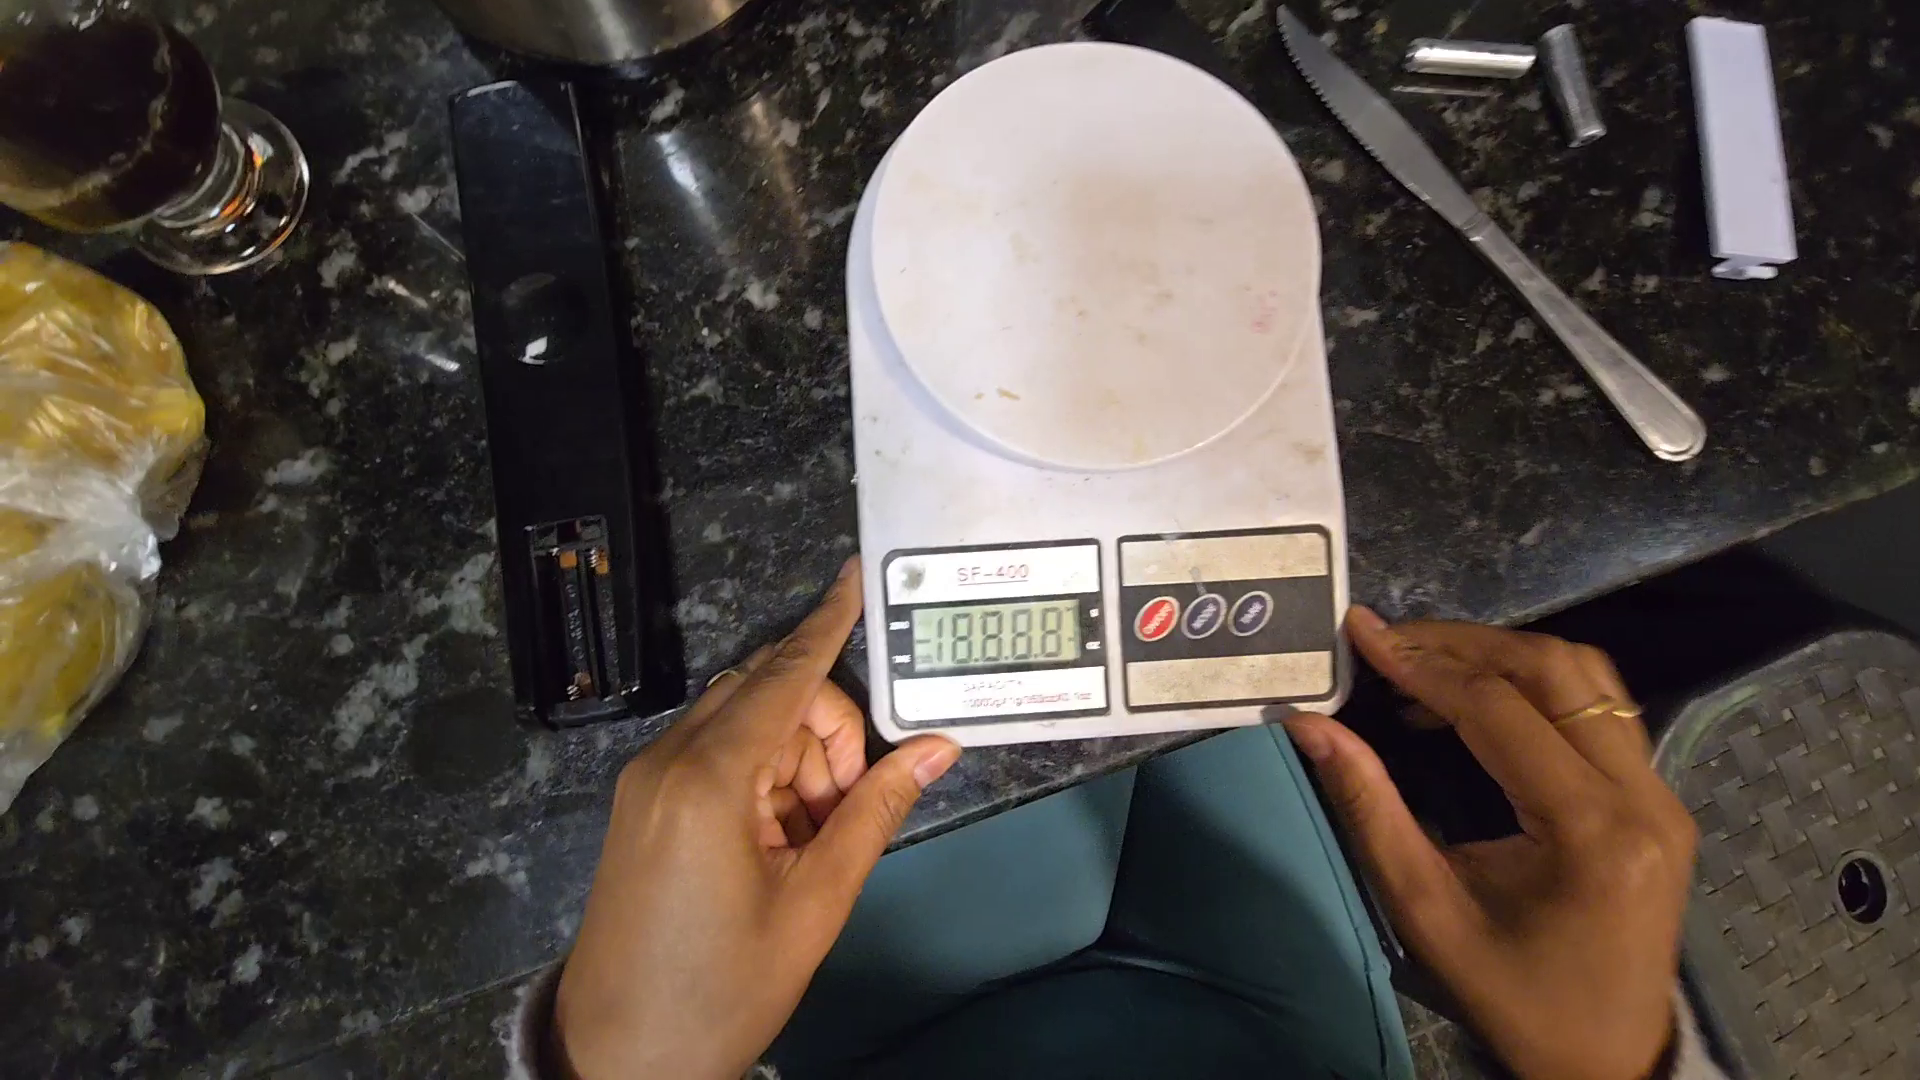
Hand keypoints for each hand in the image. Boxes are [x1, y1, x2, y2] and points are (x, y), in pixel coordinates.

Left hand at [550, 558, 962, 1079]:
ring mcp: (652, 776)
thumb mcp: (815, 903)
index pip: (786, 673)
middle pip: (772, 694)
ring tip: (815, 835)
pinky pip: (723, 751)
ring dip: (800, 758)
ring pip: (751, 721)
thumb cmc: (722, 989)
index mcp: (709, 777)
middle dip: (828, 729)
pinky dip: (769, 775)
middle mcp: (671, 757)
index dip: (828, 623)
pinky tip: (783, 833)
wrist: (615, 1065)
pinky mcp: (649, 797)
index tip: (855, 574)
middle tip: (849, 801)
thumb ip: (876, 812)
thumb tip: (937, 747)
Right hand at [1284, 608, 1695, 1079]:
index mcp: (1589, 829)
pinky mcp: (1652, 795)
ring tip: (1422, 665)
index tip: (1360, 632)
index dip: (1420, 663)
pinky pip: (1592, 703)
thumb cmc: (1509, 990)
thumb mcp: (1421, 903)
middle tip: (1388, 643)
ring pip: (1582, 675)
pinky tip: (1468, 701)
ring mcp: (1658, 792)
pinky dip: (1525, 681)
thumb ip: (1366, 803)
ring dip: (1495, 654)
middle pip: (1553, 670)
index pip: (1497, 708)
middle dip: (1459, 643)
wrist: (1611, 1056)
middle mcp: (1641, 796)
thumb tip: (1307, 723)